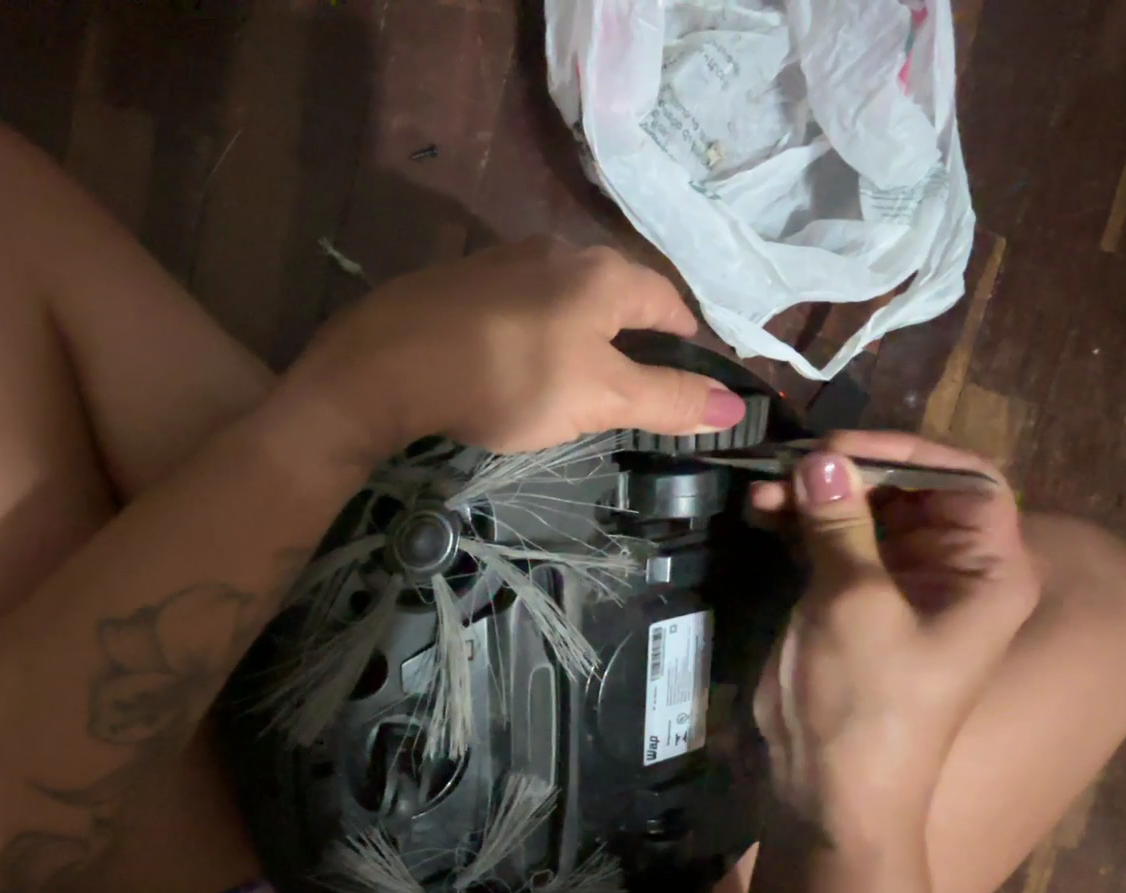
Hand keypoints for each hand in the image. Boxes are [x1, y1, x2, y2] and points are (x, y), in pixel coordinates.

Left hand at [286, 238, 750, 453]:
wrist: (389, 364)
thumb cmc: (508, 379)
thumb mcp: (598, 397)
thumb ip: (666, 401)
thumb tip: (736, 409)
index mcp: (603, 272)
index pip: (668, 301)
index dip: (684, 342)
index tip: (683, 378)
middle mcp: (556, 251)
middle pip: (614, 294)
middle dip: (628, 337)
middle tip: (625, 385)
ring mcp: (501, 261)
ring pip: (561, 298)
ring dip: (576, 331)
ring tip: (569, 376)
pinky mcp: (458, 281)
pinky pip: (514, 305)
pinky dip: (529, 332)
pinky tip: (510, 360)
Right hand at [750, 432, 1038, 830]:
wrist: (829, 784)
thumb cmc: (866, 698)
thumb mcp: (854, 604)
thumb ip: (840, 525)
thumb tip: (821, 457)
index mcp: (984, 571)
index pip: (966, 482)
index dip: (909, 452)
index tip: (840, 448)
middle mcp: (945, 570)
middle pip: (908, 491)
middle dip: (849, 472)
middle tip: (790, 466)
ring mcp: (891, 585)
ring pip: (859, 513)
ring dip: (813, 495)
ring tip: (764, 491)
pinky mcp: (845, 599)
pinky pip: (827, 541)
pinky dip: (796, 522)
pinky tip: (762, 510)